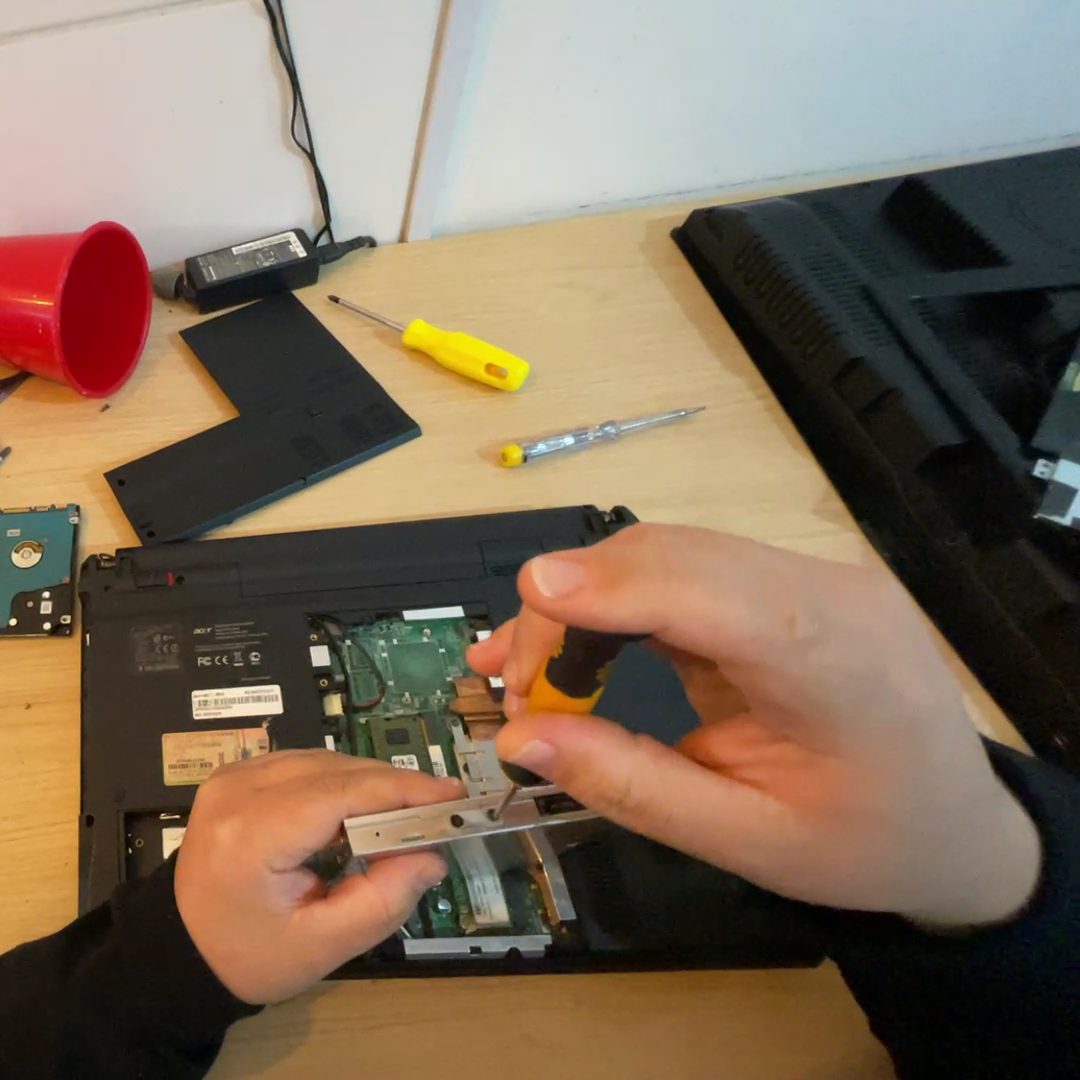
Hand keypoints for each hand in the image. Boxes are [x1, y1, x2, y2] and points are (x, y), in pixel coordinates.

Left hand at [173, 750, 462, 1002]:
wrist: (185, 943)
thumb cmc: (250, 953)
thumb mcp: (321, 946)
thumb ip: (381, 900)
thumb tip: (431, 855)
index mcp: (251, 834)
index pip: (337, 793)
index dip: (398, 789)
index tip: (451, 795)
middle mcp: (235, 790)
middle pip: (329, 770)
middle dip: (389, 785)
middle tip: (440, 809)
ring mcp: (229, 777)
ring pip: (315, 759)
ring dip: (363, 780)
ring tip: (406, 811)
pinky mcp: (231, 775)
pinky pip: (296, 763)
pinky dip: (334, 778)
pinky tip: (358, 805)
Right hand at [467, 523, 1040, 928]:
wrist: (948, 816)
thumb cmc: (861, 840)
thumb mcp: (745, 840)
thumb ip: (630, 785)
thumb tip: (517, 740)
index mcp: (848, 669)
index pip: (732, 601)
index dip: (629, 587)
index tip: (533, 590)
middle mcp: (822, 594)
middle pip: (662, 563)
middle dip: (564, 616)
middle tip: (516, 694)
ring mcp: (788, 576)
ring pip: (644, 556)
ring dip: (566, 608)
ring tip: (518, 677)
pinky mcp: (753, 578)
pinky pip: (651, 570)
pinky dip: (588, 603)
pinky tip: (545, 645)